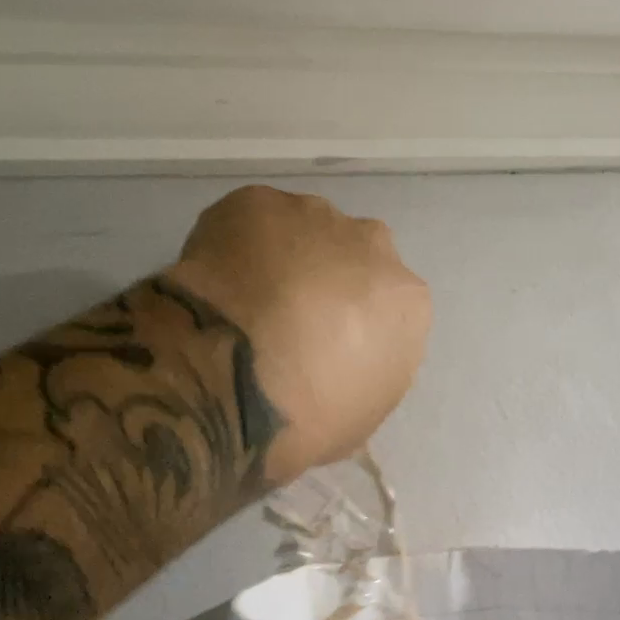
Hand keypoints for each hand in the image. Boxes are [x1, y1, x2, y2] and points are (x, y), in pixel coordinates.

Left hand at [167, 185, 431, 481]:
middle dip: (323, 275)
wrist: (227, 371)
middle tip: (282, 315)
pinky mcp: (255, 200)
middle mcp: (369, 243)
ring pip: (300, 228)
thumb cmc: (303, 414)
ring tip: (241, 295)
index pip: (385, 305)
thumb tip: (339, 365)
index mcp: (405, 299)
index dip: (352, 324)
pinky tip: (214, 275)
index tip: (320, 348)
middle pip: (350, 253)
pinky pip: (250, 219)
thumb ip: (361, 373)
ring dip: (279, 253)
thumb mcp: (358, 419)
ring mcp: (311, 213)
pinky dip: (234, 241)